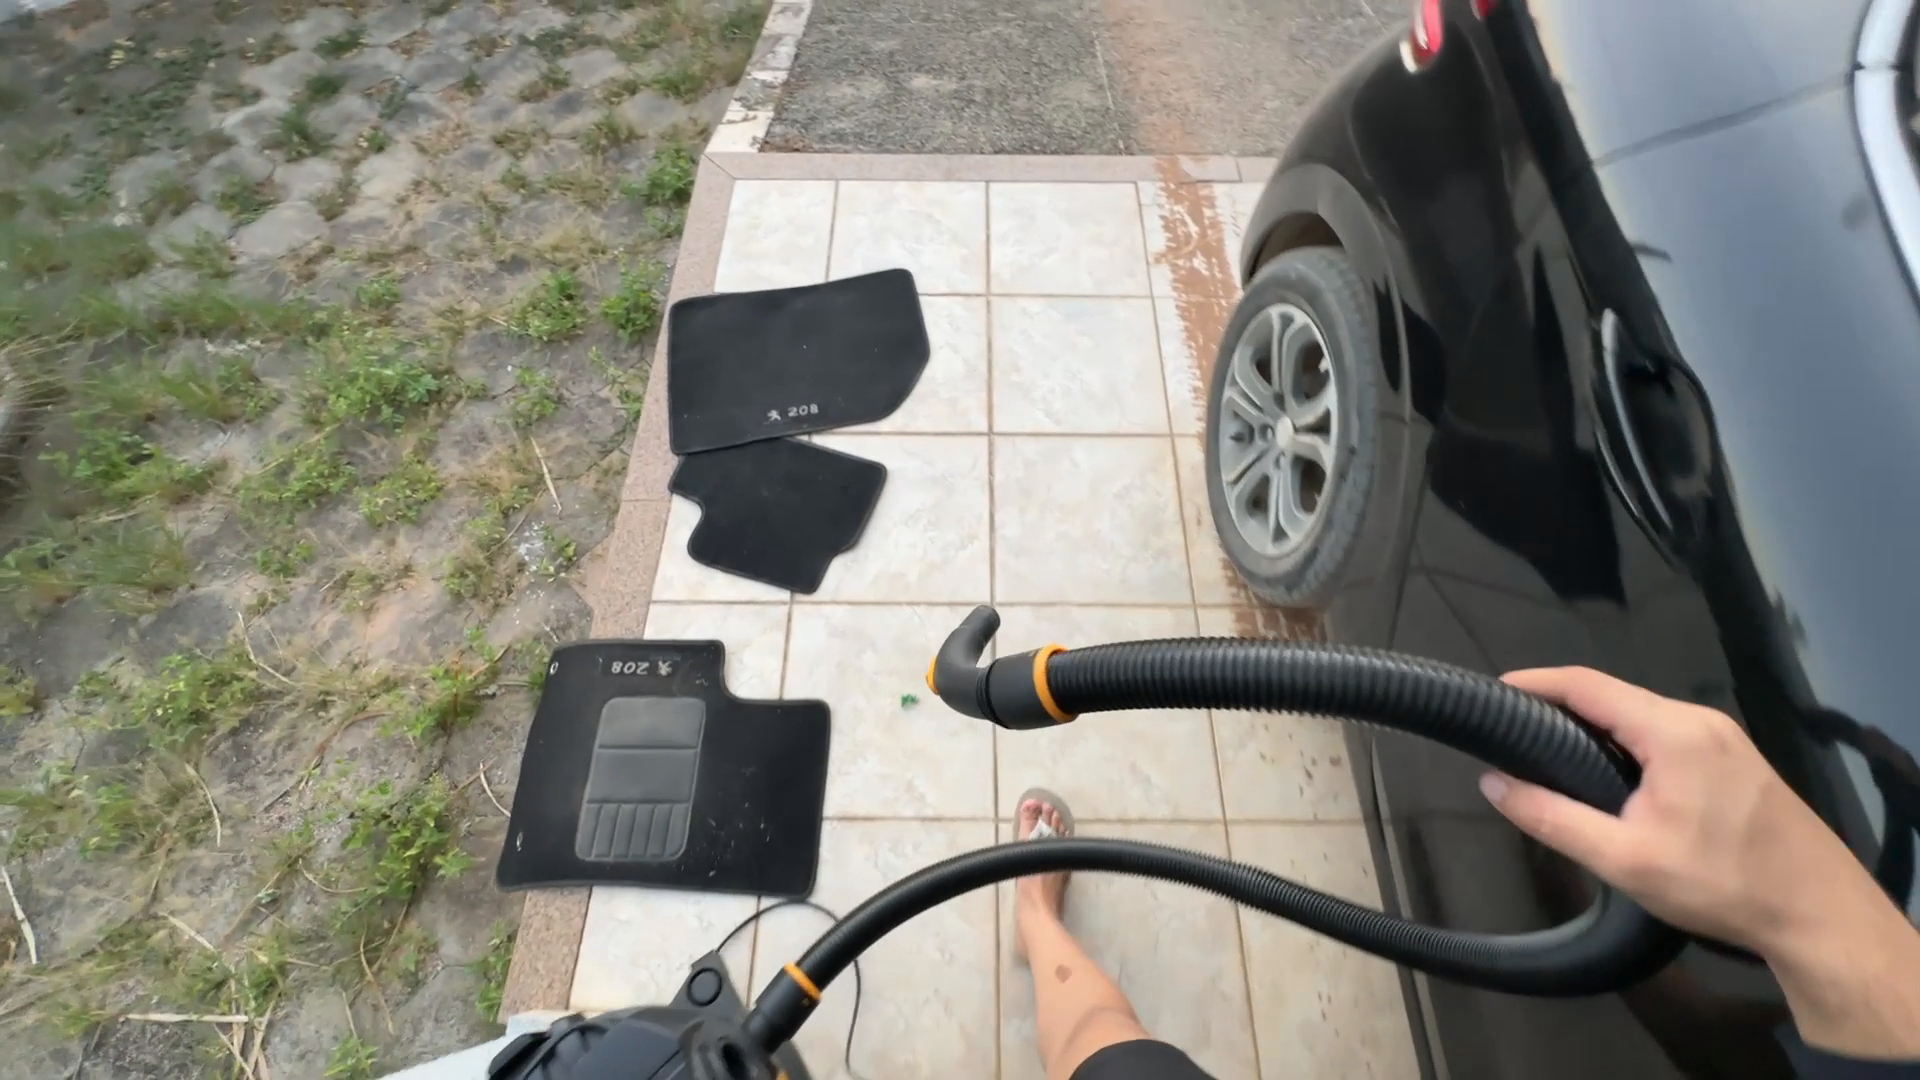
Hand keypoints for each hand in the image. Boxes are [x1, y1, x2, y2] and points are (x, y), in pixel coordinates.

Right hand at [1479, 666, 1850, 951]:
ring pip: (1634, 710)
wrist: (1832, 927)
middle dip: (1553, 702)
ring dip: (1586, 719)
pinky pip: (1658, 727)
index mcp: (1673, 733)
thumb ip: (1550, 816)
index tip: (1491, 694)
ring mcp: (1722, 738)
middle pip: (1609, 692)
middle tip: (1509, 726)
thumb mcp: (1624, 860)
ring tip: (1542, 744)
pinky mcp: (1734, 758)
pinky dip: (1618, 734)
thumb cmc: (1725, 887)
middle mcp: (1699, 722)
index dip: (1532, 681)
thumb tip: (1491, 783)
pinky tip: (1599, 763)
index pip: (1585, 684)